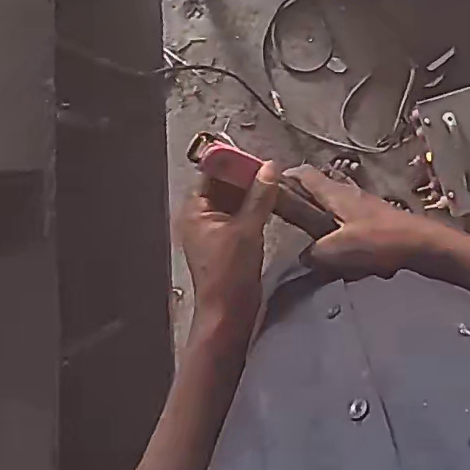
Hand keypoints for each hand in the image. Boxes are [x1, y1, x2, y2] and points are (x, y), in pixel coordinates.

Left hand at [175, 162, 279, 344]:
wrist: (229, 314)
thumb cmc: (229, 275)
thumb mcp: (247, 229)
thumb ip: (260, 196)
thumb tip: (270, 167)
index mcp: (195, 211)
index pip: (210, 174)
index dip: (231, 162)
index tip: (254, 155)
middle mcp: (202, 217)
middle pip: (223, 185)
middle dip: (246, 175)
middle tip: (269, 167)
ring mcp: (215, 229)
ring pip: (234, 198)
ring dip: (253, 190)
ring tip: (274, 181)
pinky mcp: (229, 239)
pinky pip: (241, 213)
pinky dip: (255, 205)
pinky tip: (272, 200)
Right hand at [285, 165, 457, 278]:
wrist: (423, 246)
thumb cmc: (381, 241)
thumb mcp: (337, 250)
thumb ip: (315, 253)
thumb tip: (306, 256)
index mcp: (336, 194)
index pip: (304, 174)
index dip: (285, 176)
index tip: (270, 183)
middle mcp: (349, 194)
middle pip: (319, 190)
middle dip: (302, 200)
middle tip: (286, 215)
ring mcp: (365, 207)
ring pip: (335, 208)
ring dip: (322, 219)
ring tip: (311, 239)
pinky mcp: (377, 222)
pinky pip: (350, 224)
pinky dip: (340, 234)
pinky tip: (341, 254)